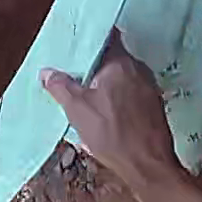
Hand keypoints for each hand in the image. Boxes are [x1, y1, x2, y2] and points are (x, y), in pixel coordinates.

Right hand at [41, 30, 183, 182]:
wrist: (149, 166)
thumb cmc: (111, 133)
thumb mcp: (77, 110)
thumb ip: (61, 86)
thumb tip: (47, 72)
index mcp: (120, 63)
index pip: (108, 36)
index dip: (91, 36)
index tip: (75, 40)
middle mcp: (138, 69)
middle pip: (113, 56)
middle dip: (94, 62)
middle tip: (74, 68)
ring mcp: (149, 87)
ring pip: (122, 75)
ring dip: (106, 81)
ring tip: (85, 90)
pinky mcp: (154, 105)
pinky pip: (131, 90)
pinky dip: (117, 94)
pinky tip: (105, 109)